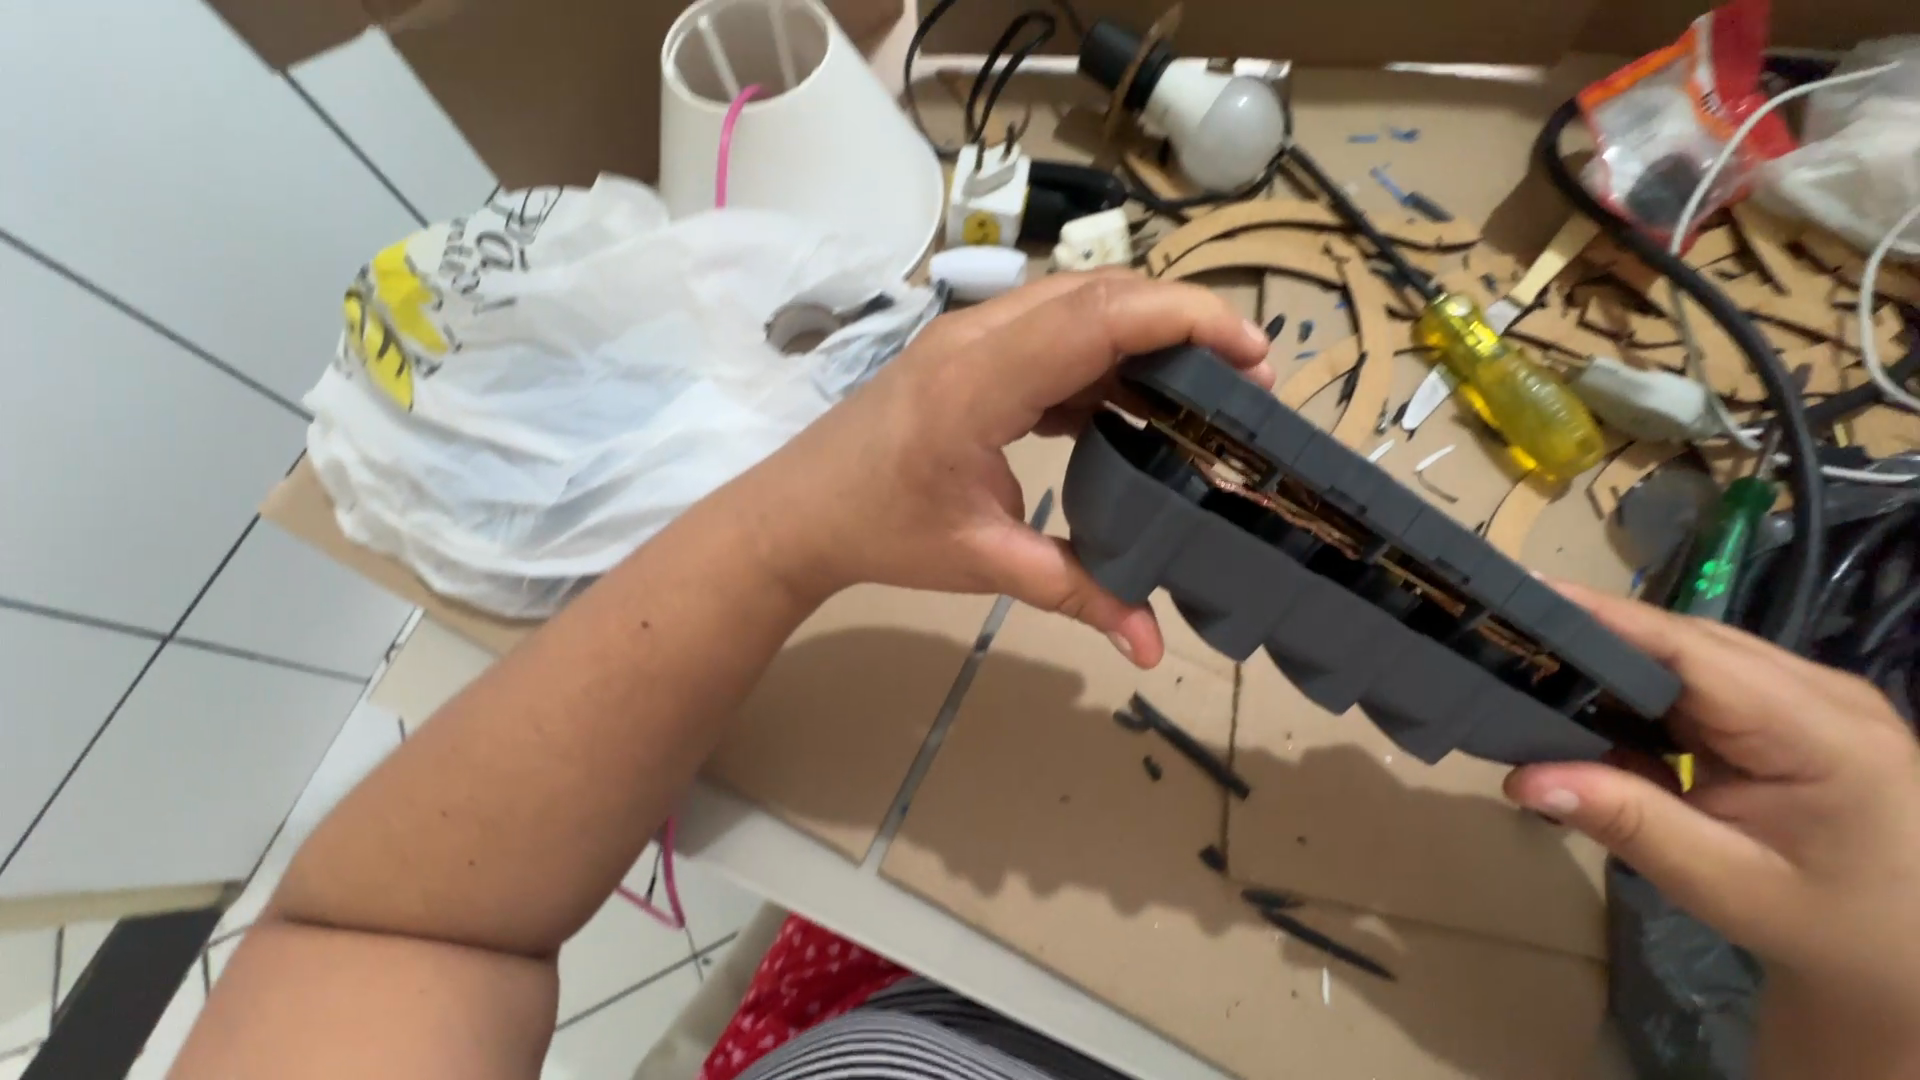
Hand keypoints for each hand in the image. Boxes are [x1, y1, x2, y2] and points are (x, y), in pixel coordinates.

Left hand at [754, 271, 1273, 666]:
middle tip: (1246, 379)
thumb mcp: (982, 563)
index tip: (1253, 355)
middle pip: (1098, 295)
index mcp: (977, 382)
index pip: (1096, 319)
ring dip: (1145, 338)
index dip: (1184, 321)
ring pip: (1077, 308)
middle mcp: (976, 339)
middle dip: (1182, 324)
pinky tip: (1132, 406)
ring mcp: (969, 339)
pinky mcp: (970, 354)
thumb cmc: (879, 530)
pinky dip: (1104, 360)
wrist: (799, 510)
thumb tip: (1150, 649)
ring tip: (1203, 393)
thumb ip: (1074, 595)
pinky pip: (1052, 335)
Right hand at [1504, 585, 1919, 1028]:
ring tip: (1526, 667)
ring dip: (1606, 664)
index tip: (1518, 598)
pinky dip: (1631, 691)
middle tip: (1498, 635)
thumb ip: (1627, 822)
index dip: (1603, 618)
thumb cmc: (1828, 923)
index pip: (1692, 650)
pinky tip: (1587, 708)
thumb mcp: (1724, 884)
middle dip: (1589, 636)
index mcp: (1821, 732)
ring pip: (1681, 654)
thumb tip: (1522, 779)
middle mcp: (1818, 693)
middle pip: (1681, 640)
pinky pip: (1691, 679)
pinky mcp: (1781, 710)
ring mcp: (1803, 697)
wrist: (1910, 953)